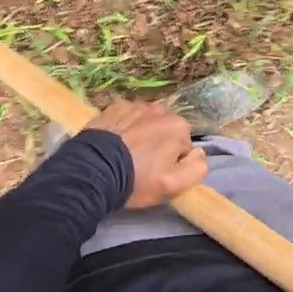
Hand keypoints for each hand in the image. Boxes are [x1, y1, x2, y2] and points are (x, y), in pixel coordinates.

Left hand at [87, 100, 207, 209]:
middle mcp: (160, 110)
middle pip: (166, 130)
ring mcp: (135, 106)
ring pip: (147, 122)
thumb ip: (196, 169)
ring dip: (142, 134)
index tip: (157, 172)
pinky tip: (115, 142)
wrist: (93, 171)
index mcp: (179, 127)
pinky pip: (127, 116)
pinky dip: (124, 126)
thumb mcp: (173, 185)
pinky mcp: (113, 107)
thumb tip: (199, 153)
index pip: (184, 146)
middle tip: (142, 164)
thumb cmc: (137, 181)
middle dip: (158, 144)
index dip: (173, 161)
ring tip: (126, 154)